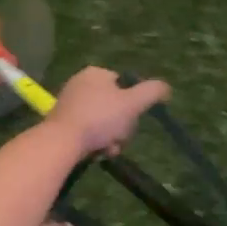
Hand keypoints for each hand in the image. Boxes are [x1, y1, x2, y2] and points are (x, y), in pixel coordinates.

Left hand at [46, 67, 169, 155]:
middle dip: (122, 126)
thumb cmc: (99, 117)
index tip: (133, 118)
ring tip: (108, 148)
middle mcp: (80, 84)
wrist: (61, 141)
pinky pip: (88, 132)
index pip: (125, 85)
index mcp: (95, 73)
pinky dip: (95, 143)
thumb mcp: (132, 103)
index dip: (133, 104)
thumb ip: (152, 92)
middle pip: (115, 106)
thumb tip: (165, 88)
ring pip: (103, 122)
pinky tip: (96, 152)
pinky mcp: (62, 123)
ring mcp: (69, 104)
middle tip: (120, 137)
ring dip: (111, 138)